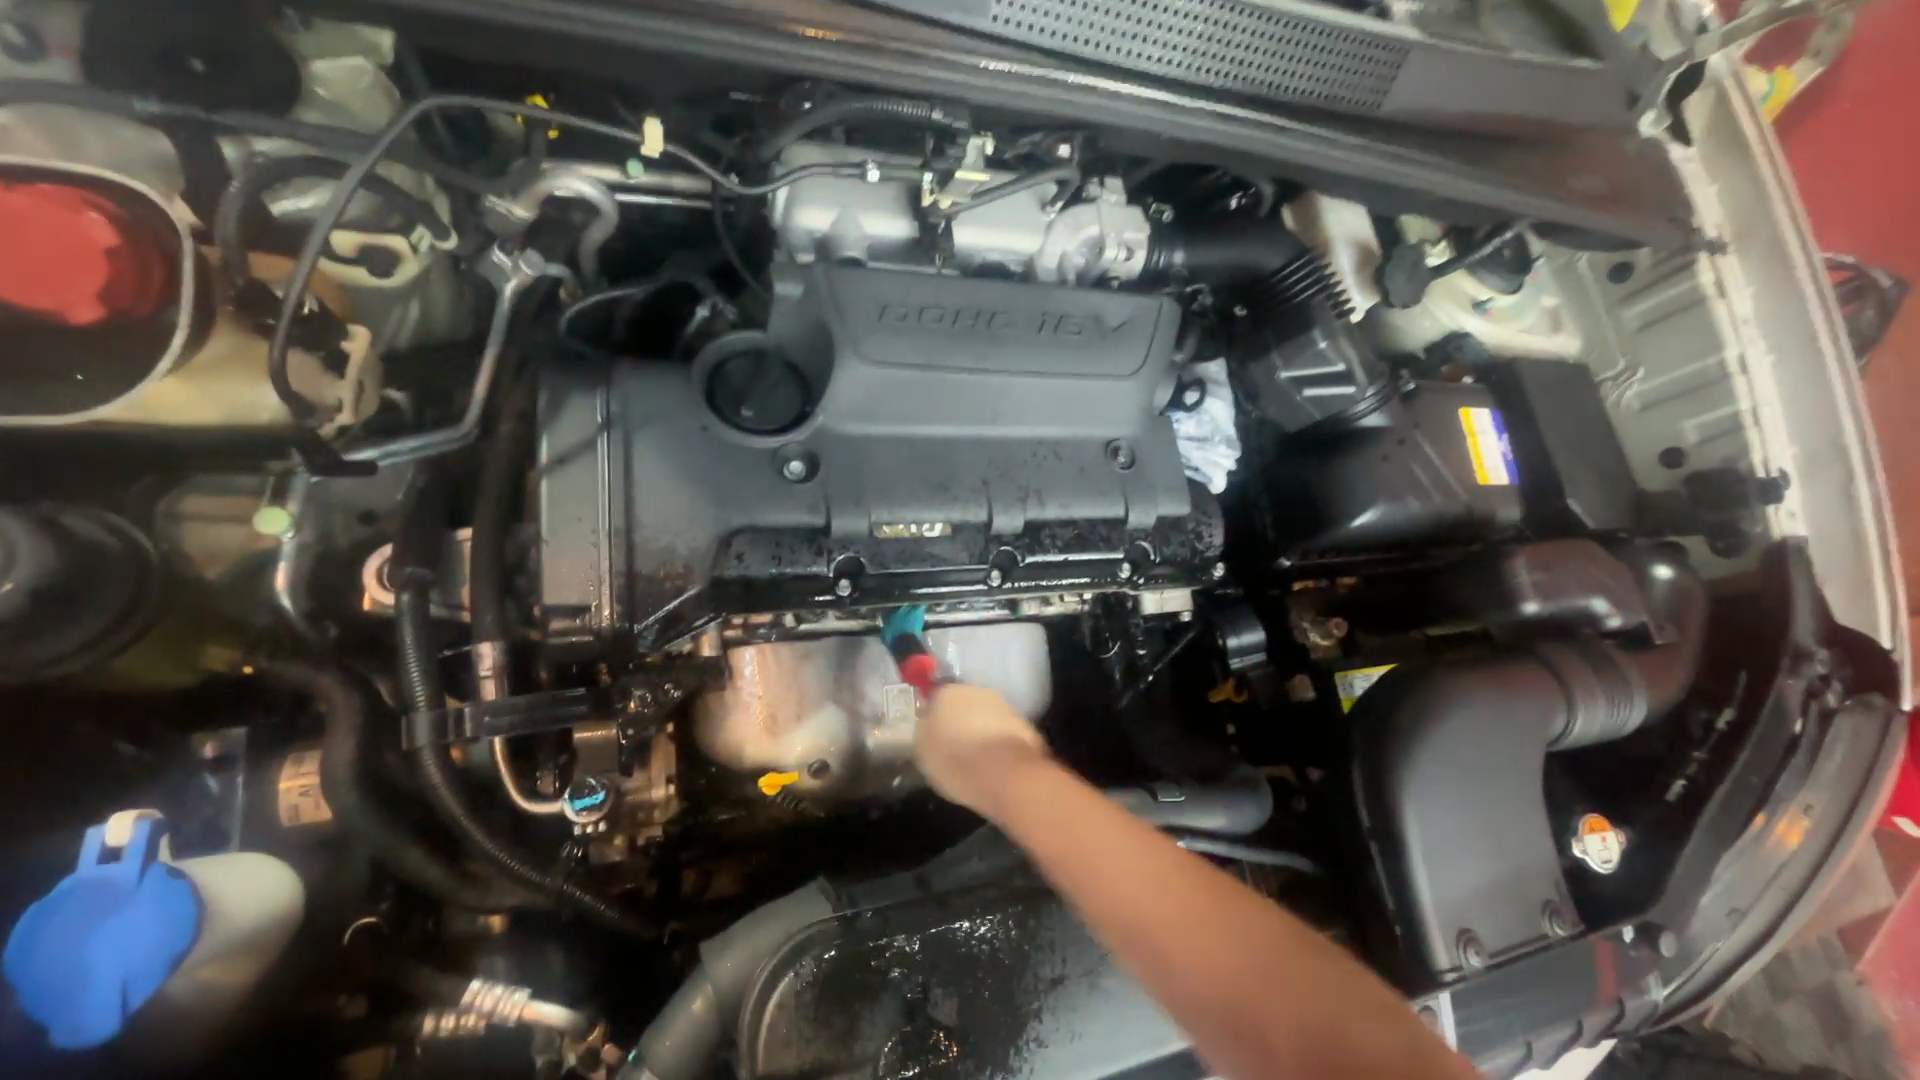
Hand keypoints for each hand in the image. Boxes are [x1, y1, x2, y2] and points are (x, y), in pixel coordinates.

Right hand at [914, 683, 1049, 814]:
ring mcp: (1006, 708)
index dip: (934, 715)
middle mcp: (979, 692)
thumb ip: (925, 731)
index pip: (937, 696)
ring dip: (981, 733)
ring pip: (987, 718)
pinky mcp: (1026, 727)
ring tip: (975, 761)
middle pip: (964, 705)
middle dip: (960, 722)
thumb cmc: (955, 760)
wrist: (1006, 775)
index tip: (932, 735)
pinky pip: (1004, 735)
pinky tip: (995, 767)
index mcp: (949, 693)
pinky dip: (999, 746)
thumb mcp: (923, 750)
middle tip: (953, 748)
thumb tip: (930, 723)